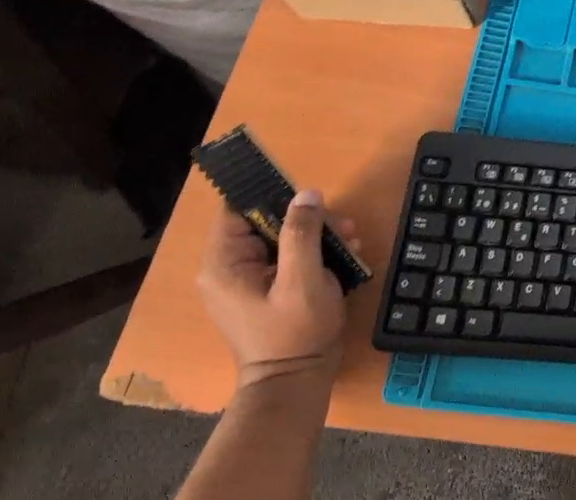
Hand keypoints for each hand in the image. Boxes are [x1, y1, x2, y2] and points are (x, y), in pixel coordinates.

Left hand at [197, 190, 358, 387]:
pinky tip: (345, 256)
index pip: (237, 210)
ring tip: (351, 242)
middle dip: (307, 219)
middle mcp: (230, 268)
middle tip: (343, 225)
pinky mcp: (267, 290)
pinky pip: (288, 257)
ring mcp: (249, 280)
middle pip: (266, 222)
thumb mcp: (302, 279)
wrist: (296, 382)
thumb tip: (306, 193)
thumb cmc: (295, 332)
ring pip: (283, 238)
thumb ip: (302, 233)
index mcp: (224, 264)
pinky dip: (315, 253)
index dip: (270, 196)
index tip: (308, 196)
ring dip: (318, 236)